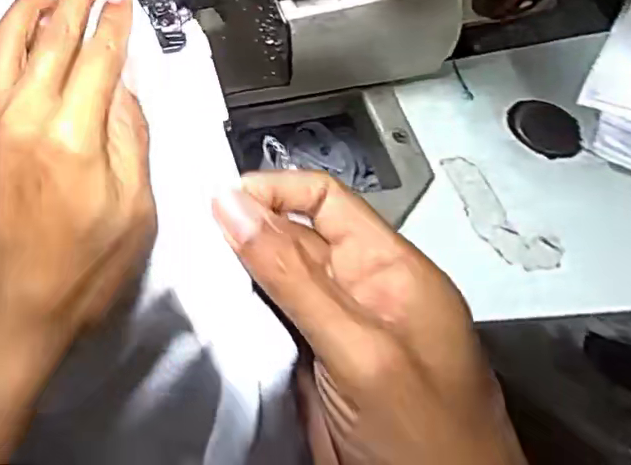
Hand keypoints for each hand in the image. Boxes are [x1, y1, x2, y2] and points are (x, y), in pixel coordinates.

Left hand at [0, 0, 155, 362]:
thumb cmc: (77, 274)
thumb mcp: (135, 211)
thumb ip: (132, 137)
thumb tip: (120, 88)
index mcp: (73, 134)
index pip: (99, 56)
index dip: (115, 21)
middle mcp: (25, 115)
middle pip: (53, 35)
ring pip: (8, 42)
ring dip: (33, 7)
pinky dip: (12, 42)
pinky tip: (27, 40)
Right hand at [213, 172, 525, 464]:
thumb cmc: (432, 445)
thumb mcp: (360, 352)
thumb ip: (294, 276)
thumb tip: (233, 205)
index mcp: (390, 267)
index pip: (325, 199)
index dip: (274, 191)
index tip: (222, 202)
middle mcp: (364, 290)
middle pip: (296, 236)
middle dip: (249, 233)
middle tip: (198, 239)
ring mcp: (340, 332)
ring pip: (279, 279)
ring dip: (242, 275)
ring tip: (200, 270)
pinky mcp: (318, 368)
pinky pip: (275, 322)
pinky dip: (246, 316)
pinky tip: (219, 314)